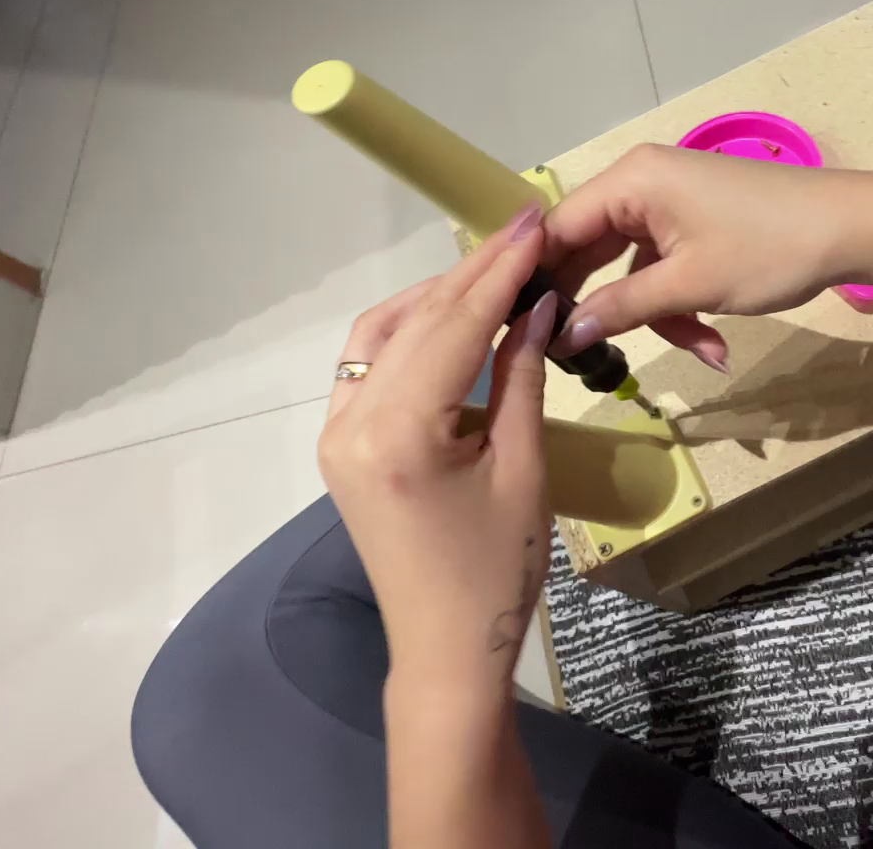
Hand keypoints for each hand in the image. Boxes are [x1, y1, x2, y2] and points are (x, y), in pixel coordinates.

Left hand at [316, 204, 556, 692]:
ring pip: (384, 335)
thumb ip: (520, 377)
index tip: (532, 224)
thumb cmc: (496, 568)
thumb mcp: (523, 468)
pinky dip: (412, 331)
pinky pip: (371, 366)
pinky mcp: (342, 444)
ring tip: (493, 269)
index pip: (453, 326)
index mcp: (397, 433)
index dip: (498, 270)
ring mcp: (336, 432)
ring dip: (438, 296)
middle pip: (416, 322)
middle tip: (521, 233)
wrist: (446, 647)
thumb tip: (536, 307)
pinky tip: (449, 317)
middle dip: (472, 273)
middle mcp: (350, 422)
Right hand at [541, 144, 872, 368]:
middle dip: (606, 306)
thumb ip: (620, 308)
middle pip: (592, 249)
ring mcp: (669, 202)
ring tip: (703, 348)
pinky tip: (714, 339)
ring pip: (634, 266)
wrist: (853, 229)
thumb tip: (563, 336)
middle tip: (592, 357)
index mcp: (630, 182)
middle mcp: (641, 183)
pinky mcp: (694, 220)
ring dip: (659, 314)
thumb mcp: (689, 285)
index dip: (539, 279)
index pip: (557, 229)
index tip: (528, 329)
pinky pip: (665, 265)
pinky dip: (682, 302)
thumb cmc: (768, 249)